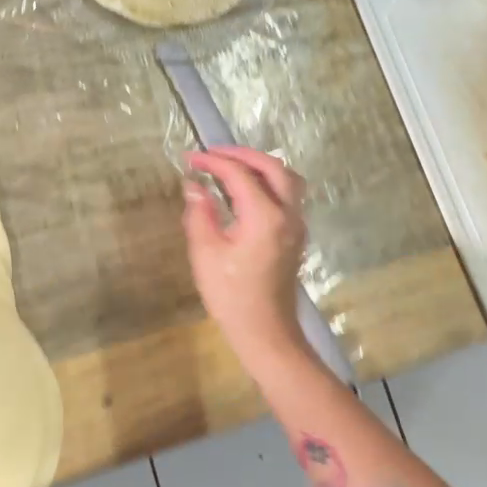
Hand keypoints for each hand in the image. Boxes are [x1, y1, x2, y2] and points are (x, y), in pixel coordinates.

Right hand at [181, 146, 309, 370]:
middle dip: (243, 155)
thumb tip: (194, 184)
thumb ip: (199, 213)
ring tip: (230, 167)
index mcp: (265, 216)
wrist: (265, 332)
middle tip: (214, 153)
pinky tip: (243, 192)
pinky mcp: (295, 237)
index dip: (214, 161)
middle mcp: (288, 214)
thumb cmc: (231, 295)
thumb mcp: (205, 252)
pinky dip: (267, 183)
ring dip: (260, 166)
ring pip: (287, 180)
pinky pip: (287, 196)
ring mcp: (296, 226)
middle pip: (273, 167)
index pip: (240, 174)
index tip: (190, 158)